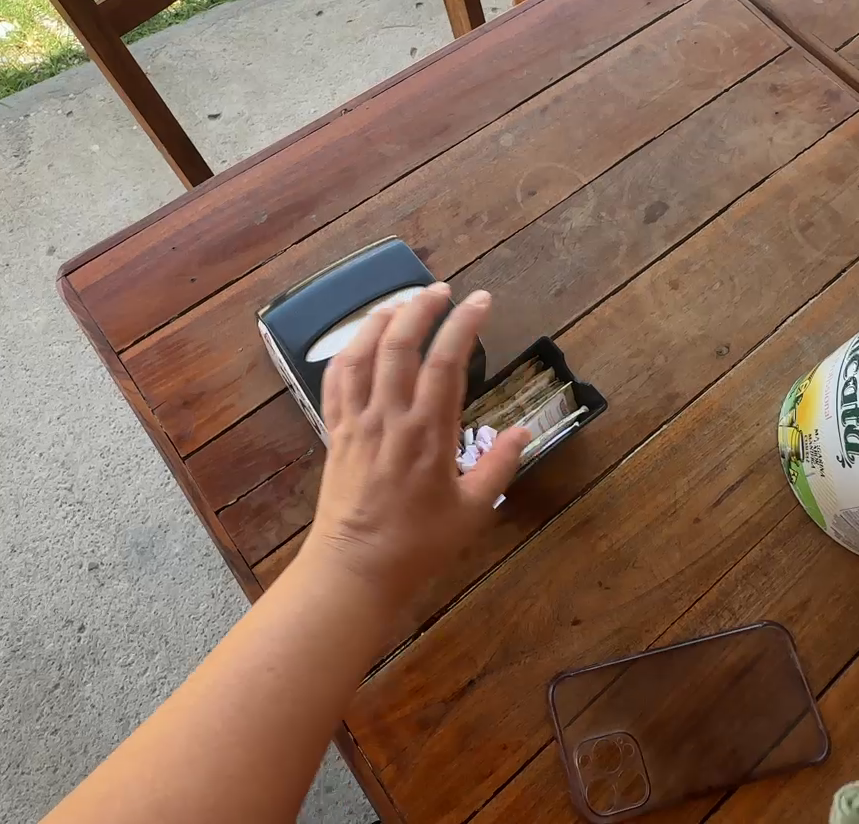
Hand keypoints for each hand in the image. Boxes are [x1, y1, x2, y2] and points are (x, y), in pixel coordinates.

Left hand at [301, 282, 530, 606]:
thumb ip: (500, 466)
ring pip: (362, 354)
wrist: (354, 569)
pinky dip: (348, 350)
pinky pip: (335, 380)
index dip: (464, 325)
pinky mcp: (334, 431)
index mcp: (427, 434)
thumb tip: (524, 431)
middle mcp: (389, 418)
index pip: (447, 363)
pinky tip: (361, 337)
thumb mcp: (473, 511)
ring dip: (381, 319)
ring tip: (401, 301)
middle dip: (421, 308)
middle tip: (441, 289)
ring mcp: (356, 421)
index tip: (481, 301)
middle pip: (400, 345)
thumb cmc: (418, 544)